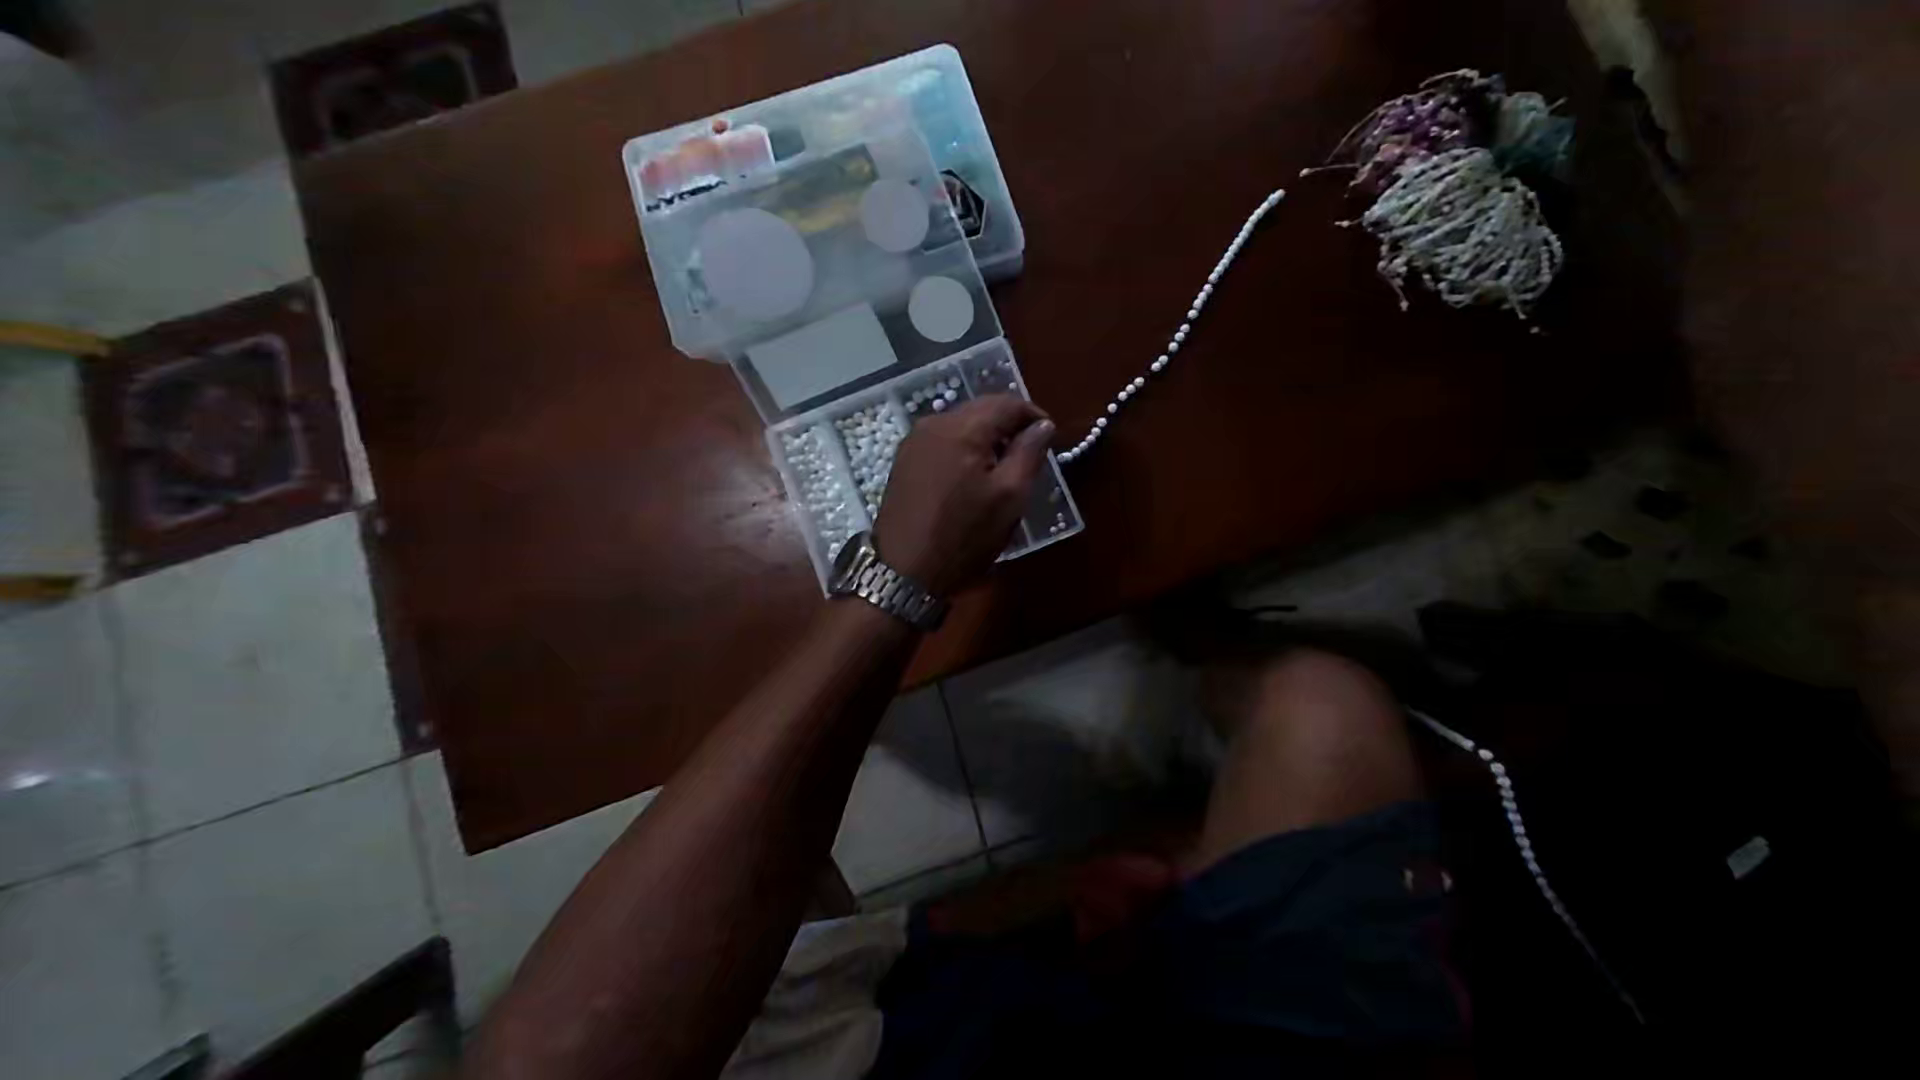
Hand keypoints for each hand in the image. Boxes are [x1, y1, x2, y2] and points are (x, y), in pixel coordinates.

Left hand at [873, 394, 1054, 596]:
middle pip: (981, 409)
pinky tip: (972, 477)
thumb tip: (1043, 426)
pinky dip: (964, 449)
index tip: (1050, 439)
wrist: (904, 572)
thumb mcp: (1009, 497)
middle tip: (1029, 454)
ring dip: (986, 438)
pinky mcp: (904, 461)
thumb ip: (1029, 454)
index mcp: (962, 428)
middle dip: (1009, 426)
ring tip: (1003, 468)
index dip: (1034, 416)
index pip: (1007, 403)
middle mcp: (934, 424)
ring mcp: (914, 441)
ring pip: (961, 424)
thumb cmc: (963, 536)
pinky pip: (943, 441)